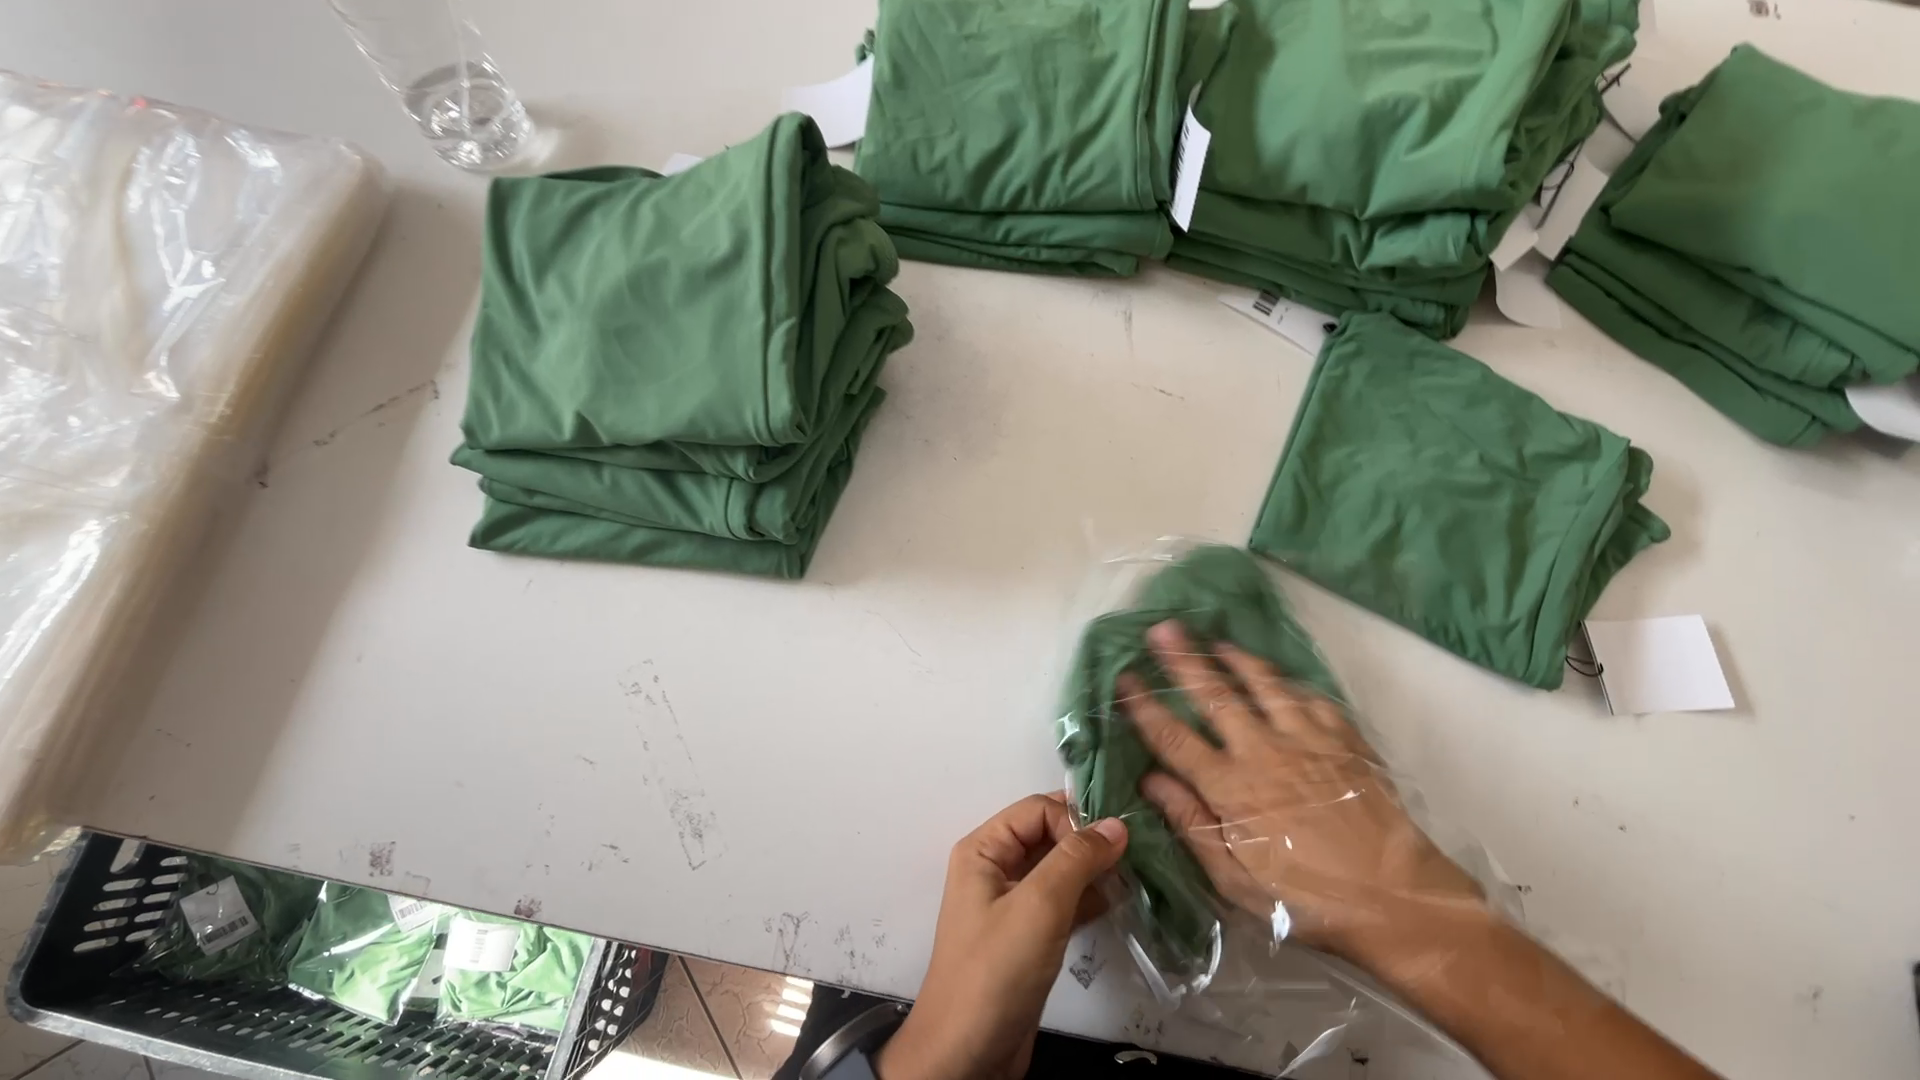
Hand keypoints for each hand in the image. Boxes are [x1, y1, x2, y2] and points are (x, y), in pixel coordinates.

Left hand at [875, 794, 1127, 1079]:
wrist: (967, 1054)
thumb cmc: (995, 971)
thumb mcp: (1038, 906)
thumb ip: (1077, 859)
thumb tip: (1116, 823)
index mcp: (984, 850)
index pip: (1037, 811)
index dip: (1074, 820)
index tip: (1115, 842)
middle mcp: (996, 869)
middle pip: (1049, 835)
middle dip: (1090, 841)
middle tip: (1137, 852)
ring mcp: (1013, 904)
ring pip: (1060, 870)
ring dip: (1095, 870)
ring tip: (1136, 875)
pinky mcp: (1029, 935)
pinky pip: (1064, 902)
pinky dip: (1090, 898)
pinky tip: (1121, 901)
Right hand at [1121, 620, 1482, 958]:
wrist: (1399, 901)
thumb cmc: (1308, 899)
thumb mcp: (1236, 881)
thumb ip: (1192, 824)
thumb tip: (1151, 781)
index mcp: (1231, 787)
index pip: (1174, 738)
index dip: (1145, 707)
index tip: (1124, 679)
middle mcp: (1264, 751)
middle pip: (1215, 695)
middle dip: (1184, 660)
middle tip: (1163, 629)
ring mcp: (1308, 740)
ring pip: (1264, 685)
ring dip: (1236, 659)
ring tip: (1217, 640)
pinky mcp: (1345, 740)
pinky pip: (1311, 698)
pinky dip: (1290, 684)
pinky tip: (1282, 680)